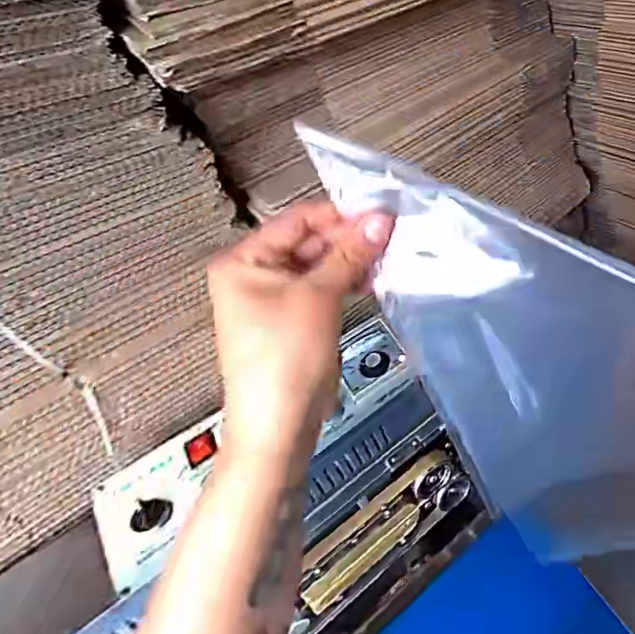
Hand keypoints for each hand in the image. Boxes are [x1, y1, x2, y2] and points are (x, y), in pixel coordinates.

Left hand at [206, 200, 391, 458]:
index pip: (298, 220)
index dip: (340, 215)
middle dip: (352, 236)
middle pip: (312, 240)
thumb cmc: (282, 358)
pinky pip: (329, 283)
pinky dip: (351, 277)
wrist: (281, 422)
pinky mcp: (301, 313)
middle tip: (391, 232)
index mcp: (243, 261)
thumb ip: (350, 253)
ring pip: (324, 262)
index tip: (379, 211)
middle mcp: (257, 273)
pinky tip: (376, 274)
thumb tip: (379, 219)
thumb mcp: (318, 295)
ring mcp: (279, 295)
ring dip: (356, 256)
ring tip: (388, 252)